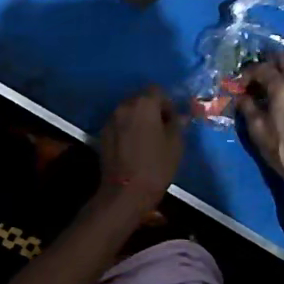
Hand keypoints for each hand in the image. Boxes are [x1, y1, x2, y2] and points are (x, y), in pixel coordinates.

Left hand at [96, 87, 185, 213]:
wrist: (125, 192)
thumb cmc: (156, 166)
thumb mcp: (175, 145)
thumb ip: (177, 124)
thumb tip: (180, 116)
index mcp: (144, 104)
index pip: (157, 91)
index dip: (167, 103)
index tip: (173, 120)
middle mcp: (124, 106)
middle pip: (141, 99)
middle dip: (152, 109)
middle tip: (162, 128)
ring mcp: (111, 120)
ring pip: (129, 111)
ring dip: (139, 119)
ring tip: (148, 138)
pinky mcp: (103, 134)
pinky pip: (119, 124)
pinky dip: (128, 128)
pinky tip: (134, 146)